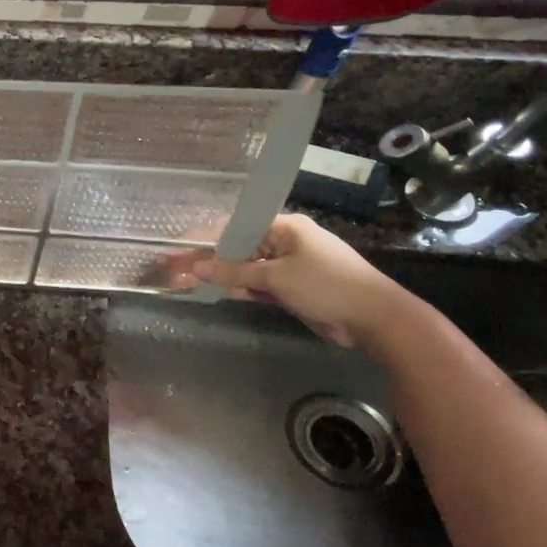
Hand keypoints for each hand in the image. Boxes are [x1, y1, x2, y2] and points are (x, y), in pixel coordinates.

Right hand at [187, 214, 414, 347]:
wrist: (375, 319)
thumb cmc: (328, 286)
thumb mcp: (277, 277)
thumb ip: (233, 273)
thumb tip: (194, 268)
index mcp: (283, 227)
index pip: (231, 228)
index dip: (199, 240)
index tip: (172, 251)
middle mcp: (282, 241)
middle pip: (233, 247)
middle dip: (202, 259)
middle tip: (170, 271)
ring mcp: (286, 264)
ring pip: (241, 267)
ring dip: (216, 276)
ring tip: (181, 283)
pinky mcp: (289, 286)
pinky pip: (254, 283)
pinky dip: (235, 287)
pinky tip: (211, 291)